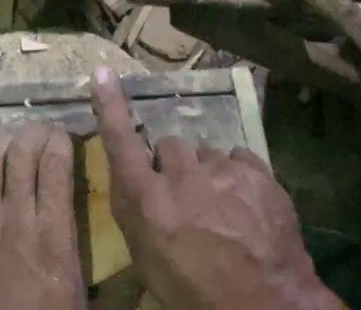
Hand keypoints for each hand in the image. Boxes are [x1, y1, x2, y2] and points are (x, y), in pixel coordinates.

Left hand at [0, 122, 87, 309]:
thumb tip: (124, 250)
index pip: (55, 167)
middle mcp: (16, 220)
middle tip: (43, 132)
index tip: (66, 135)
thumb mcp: (80, 295)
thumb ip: (91, 259)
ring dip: (3, 142)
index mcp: (53, 236)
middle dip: (34, 134)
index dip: (60, 141)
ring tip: (14, 141)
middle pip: (21, 154)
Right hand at [91, 65, 339, 309]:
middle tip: (186, 197)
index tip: (102, 72)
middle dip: (174, 165)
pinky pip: (238, 159)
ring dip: (207, 173)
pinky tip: (244, 205)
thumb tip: (129, 177)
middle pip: (170, 146)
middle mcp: (181, 177)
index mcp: (148, 201)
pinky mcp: (257, 174)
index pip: (120, 141)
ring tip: (221, 208)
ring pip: (206, 153)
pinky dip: (237, 177)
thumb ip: (135, 211)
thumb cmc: (197, 294)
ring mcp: (222, 171)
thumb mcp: (148, 261)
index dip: (110, 105)